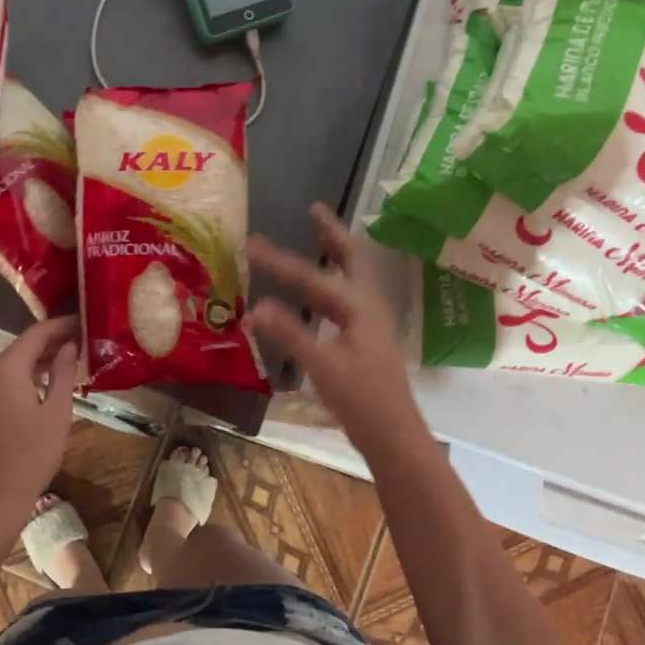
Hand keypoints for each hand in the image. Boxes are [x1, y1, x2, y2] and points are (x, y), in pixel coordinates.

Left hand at [0, 315, 79, 537]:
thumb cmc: (32, 454)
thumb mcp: (57, 412)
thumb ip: (63, 373)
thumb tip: (68, 346)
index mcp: (5, 370)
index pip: (34, 335)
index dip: (58, 326)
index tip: (80, 322)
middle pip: (18, 350)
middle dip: (47, 345)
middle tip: (77, 344)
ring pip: (7, 369)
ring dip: (34, 365)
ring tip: (63, 366)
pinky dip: (19, 381)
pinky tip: (39, 390)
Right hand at [247, 203, 424, 455]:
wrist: (393, 434)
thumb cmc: (360, 399)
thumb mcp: (322, 366)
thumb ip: (290, 334)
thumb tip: (254, 307)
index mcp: (358, 308)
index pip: (312, 276)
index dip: (280, 260)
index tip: (251, 242)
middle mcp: (368, 307)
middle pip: (351, 259)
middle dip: (332, 234)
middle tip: (314, 210)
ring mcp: (370, 323)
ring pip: (351, 278)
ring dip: (334, 255)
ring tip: (317, 238)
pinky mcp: (365, 339)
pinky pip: (346, 298)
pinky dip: (331, 283)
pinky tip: (317, 294)